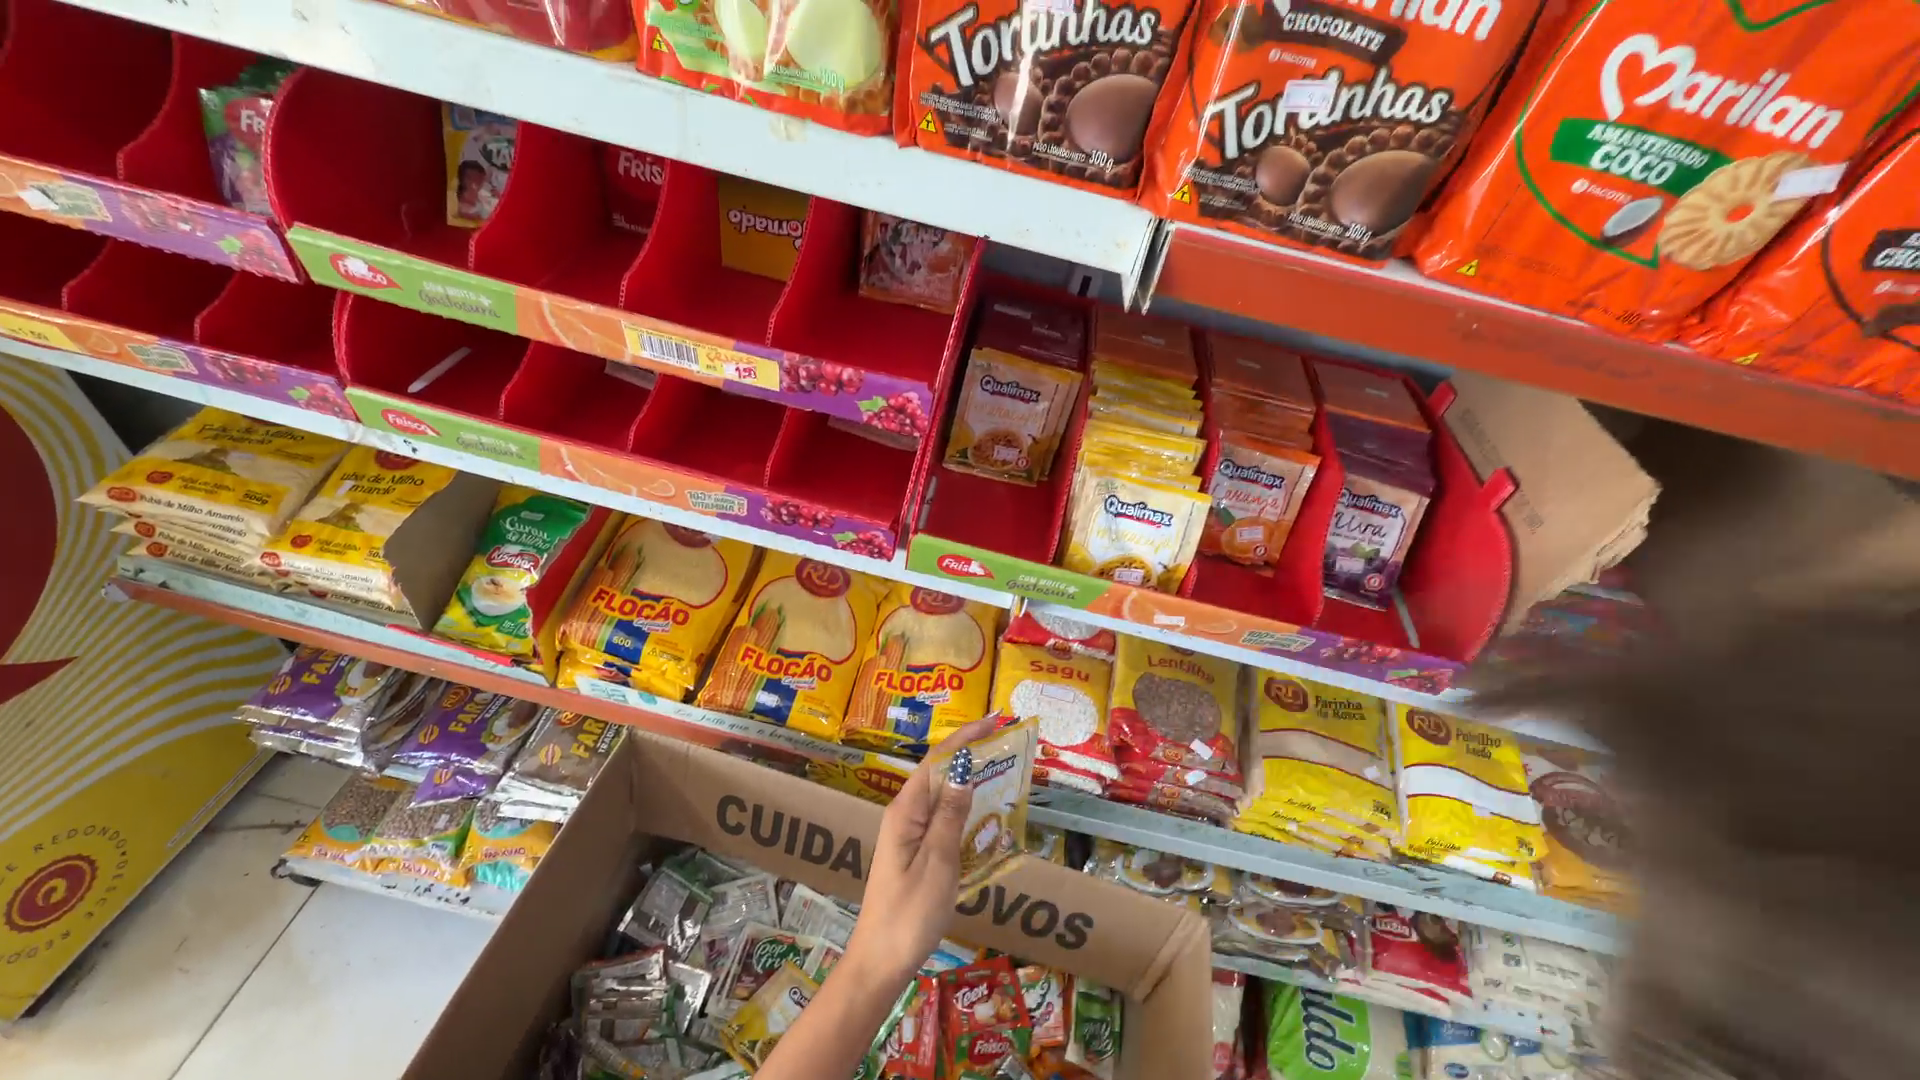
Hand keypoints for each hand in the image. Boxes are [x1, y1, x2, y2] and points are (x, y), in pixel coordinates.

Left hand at [845, 716, 999, 985]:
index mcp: (906, 811)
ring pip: (943, 794)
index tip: (996, 720)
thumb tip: (965, 768)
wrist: (882, 960)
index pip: (938, 760)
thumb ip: (951, 814)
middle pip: (940, 772)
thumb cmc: (910, 913)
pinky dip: (967, 807)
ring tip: (1003, 767)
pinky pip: (944, 818)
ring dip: (971, 777)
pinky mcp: (916, 852)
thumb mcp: (938, 862)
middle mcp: (905, 815)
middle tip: (1008, 740)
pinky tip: (987, 812)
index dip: (966, 737)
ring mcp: (910, 834)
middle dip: (971, 752)